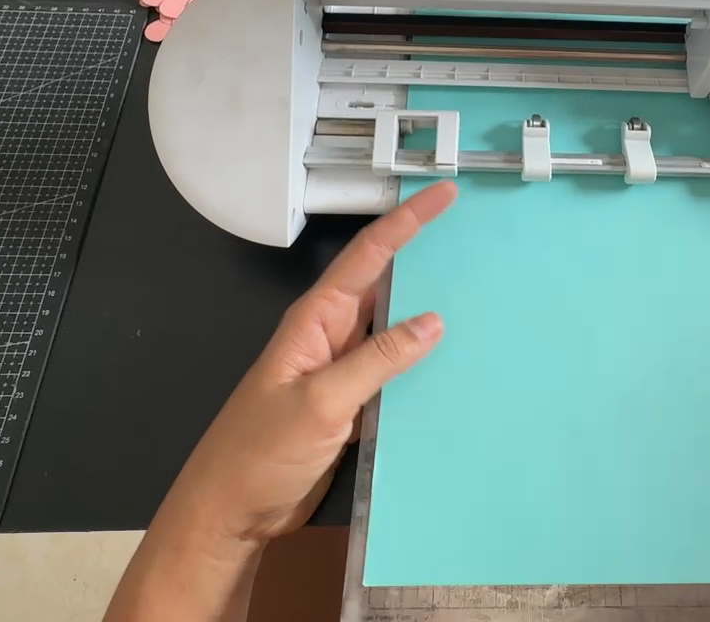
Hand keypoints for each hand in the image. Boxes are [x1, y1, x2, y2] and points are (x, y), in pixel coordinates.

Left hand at [172, 181, 457, 545]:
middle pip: (386, 282)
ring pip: (394, 327)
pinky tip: (454, 361)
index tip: (444, 194)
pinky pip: (395, 369)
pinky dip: (422, 361)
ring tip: (479, 292)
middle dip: (425, 255)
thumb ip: (377, 361)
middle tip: (473, 236)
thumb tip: (433, 321)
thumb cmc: (261, 451)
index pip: (370, 254)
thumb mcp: (320, 402)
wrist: (230, 514)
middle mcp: (333, 333)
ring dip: (428, 311)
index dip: (408, 220)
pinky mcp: (353, 401)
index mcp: (318, 317)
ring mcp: (344, 367)